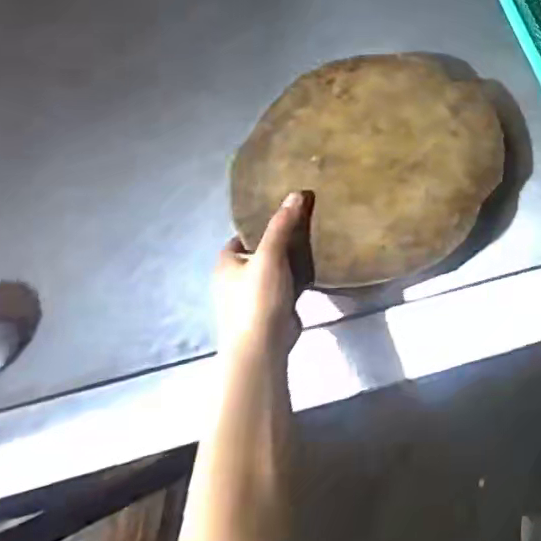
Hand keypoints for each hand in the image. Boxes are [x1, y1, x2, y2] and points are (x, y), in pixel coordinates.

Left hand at [212, 191, 314, 358]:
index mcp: (226, 264)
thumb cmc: (258, 298)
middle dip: (279, 240)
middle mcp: (234, 279)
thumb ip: (282, 225)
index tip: (285, 213)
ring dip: (289, 259)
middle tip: (305, 223)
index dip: (260, 224)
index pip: (241, 236)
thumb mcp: (270, 255)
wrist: (262, 346)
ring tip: (314, 240)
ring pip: (274, 269)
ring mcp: (252, 296)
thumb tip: (296, 193)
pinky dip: (297, 277)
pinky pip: (285, 285)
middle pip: (259, 251)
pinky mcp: (271, 309)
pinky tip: (315, 267)